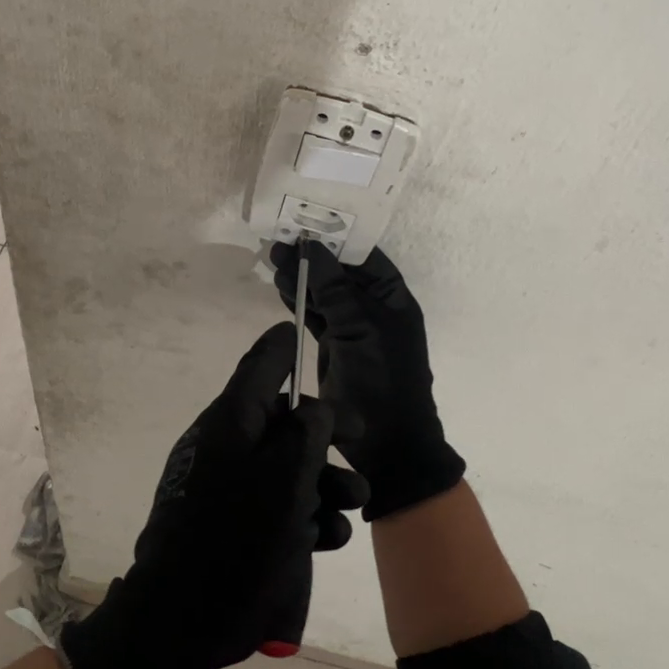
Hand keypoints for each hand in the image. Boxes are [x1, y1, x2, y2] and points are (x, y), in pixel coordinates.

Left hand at [57, 322, 368, 668]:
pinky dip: (310, 517)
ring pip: (291, 469)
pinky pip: (282, 507)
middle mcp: (230, 447)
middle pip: (286, 422)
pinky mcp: (240, 527)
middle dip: (326, 435)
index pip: (260, 366)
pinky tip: (329, 538)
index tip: (302, 331)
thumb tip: (316, 406)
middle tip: (360, 443)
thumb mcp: (282, 477)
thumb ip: (306, 432)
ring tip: (351, 503)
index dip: (284, 346)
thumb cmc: (235, 537)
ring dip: (327, 482)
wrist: (184, 619)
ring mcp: (233, 489)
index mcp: (231, 422)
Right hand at [272, 240, 465, 521]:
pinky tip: (283, 287)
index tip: (310, 223)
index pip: (365, 257)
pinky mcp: (337, 350)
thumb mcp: (360, 329)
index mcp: (393, 300)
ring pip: (326, 295)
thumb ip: (335, 289)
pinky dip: (301, 302)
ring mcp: (355, 331)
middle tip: (281, 243)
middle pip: (342, 274)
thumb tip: (314, 247)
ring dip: (303, 279)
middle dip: (314, 258)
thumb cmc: (382, 381)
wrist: (388, 444)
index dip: (339, 240)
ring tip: (275, 259)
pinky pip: (318, 318)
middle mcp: (375, 310)